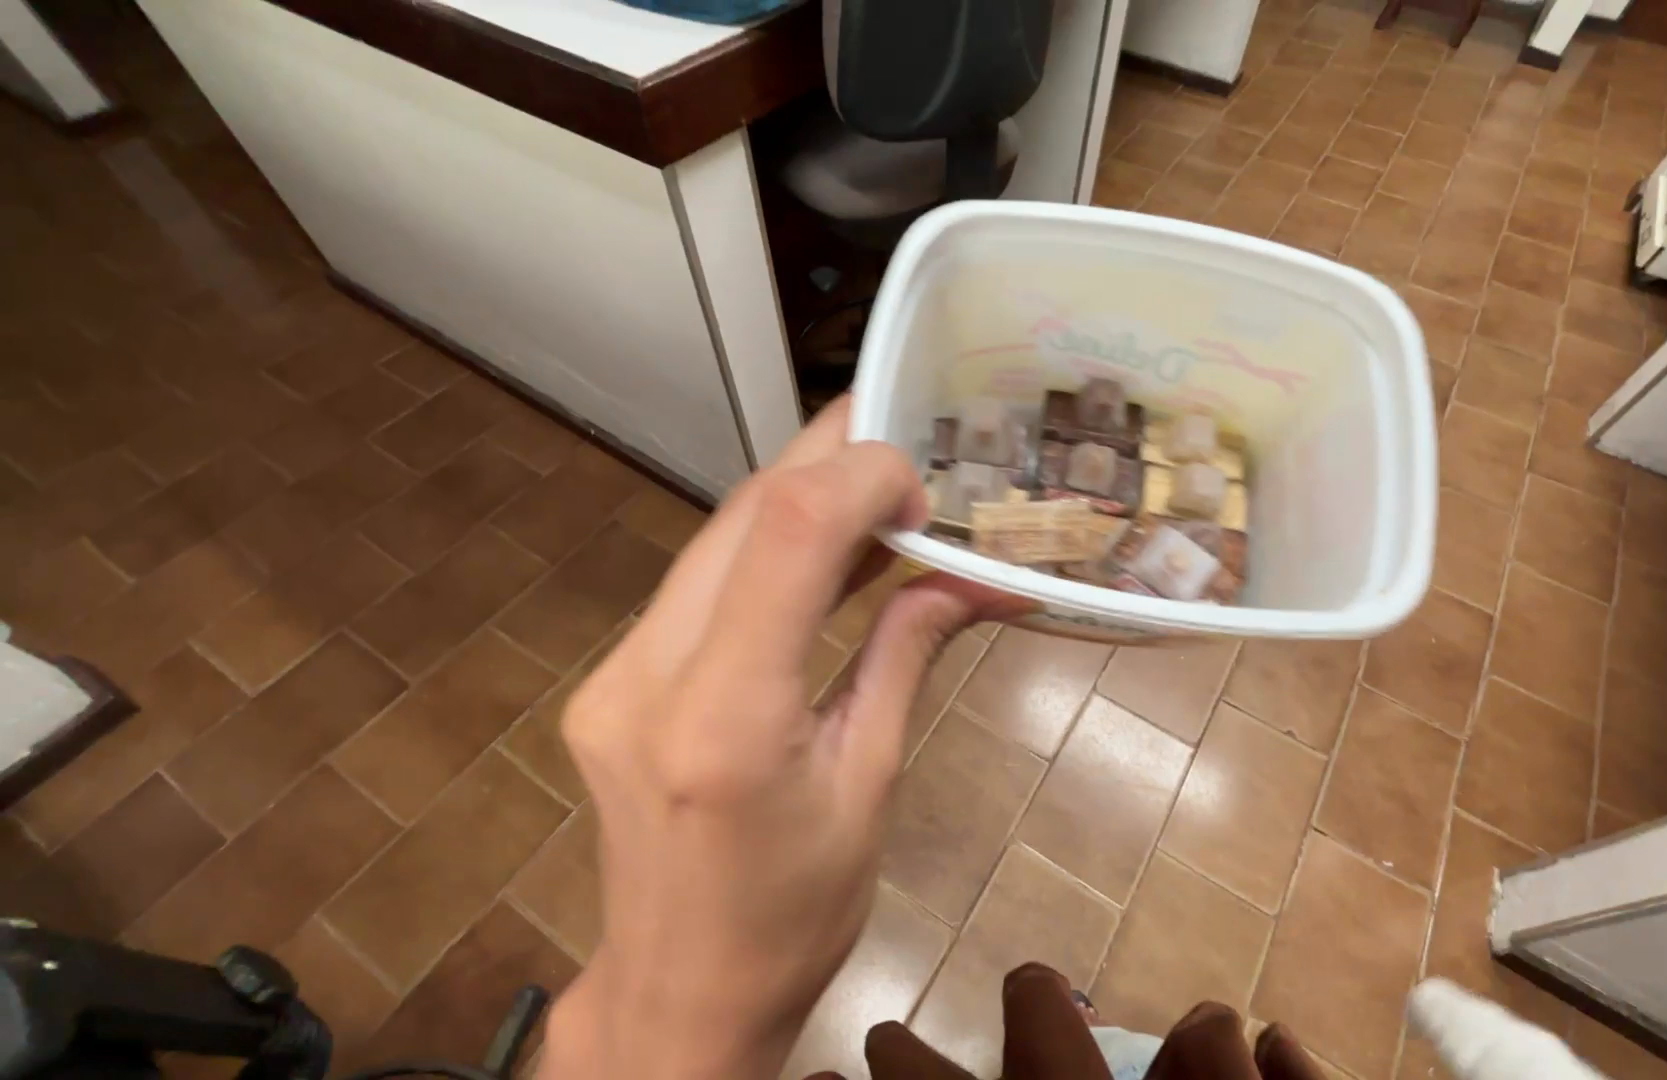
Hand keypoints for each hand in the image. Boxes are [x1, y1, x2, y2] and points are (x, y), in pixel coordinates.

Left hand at [542, 399, 1026, 1079]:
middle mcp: (648, 676)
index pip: (787, 533)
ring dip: (800, 500)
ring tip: (874, 488)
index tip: (921, 493)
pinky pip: (701, 582)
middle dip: (829, 461)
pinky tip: (824, 551)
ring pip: (717, 537)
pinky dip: (769, 549)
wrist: (679, 993)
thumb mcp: (870, 784)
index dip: (860, 477)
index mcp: (725, 718)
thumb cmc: (794, 916)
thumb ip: (905, 656)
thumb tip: (971, 577)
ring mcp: (616, 672)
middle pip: (743, 514)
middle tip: (904, 447)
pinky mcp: (615, 677)